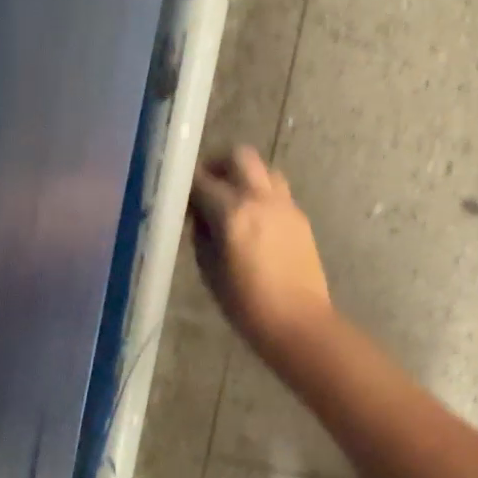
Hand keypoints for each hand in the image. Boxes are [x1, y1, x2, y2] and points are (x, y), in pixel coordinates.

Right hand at [188, 147, 332, 353]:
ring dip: (244, 176)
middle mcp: (260, 199)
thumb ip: (201, 234)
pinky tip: (251, 221)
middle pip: (239, 156)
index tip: (177, 189)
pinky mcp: (300, 218)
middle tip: (206, 184)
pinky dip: (260, 195)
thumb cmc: (245, 304)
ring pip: (263, 169)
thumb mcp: (209, 269)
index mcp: (233, 212)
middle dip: (219, 164)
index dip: (186, 180)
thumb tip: (199, 215)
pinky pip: (277, 192)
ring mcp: (285, 205)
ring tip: (231, 201)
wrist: (298, 321)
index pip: (202, 179)